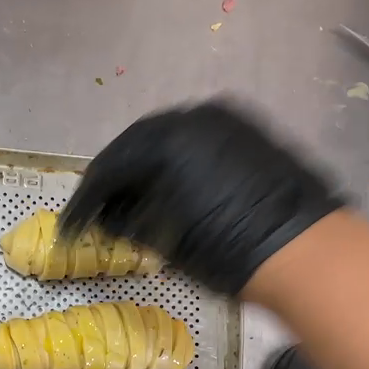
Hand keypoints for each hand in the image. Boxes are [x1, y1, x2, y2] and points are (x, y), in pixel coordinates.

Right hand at [59, 100, 343, 295]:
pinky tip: (166, 192)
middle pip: (135, 146)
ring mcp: (224, 120)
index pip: (108, 169)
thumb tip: (107, 219)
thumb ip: (127, 222)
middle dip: (112, 181)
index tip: (68, 228)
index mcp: (165, 141)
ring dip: (142, 171)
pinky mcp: (247, 132)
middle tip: (95, 211)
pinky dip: (172, 165)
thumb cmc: (224, 249)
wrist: (299, 250)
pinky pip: (195, 142)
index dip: (83, 202)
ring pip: (166, 140)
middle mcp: (192, 118)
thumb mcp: (163, 239)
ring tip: (129, 205)